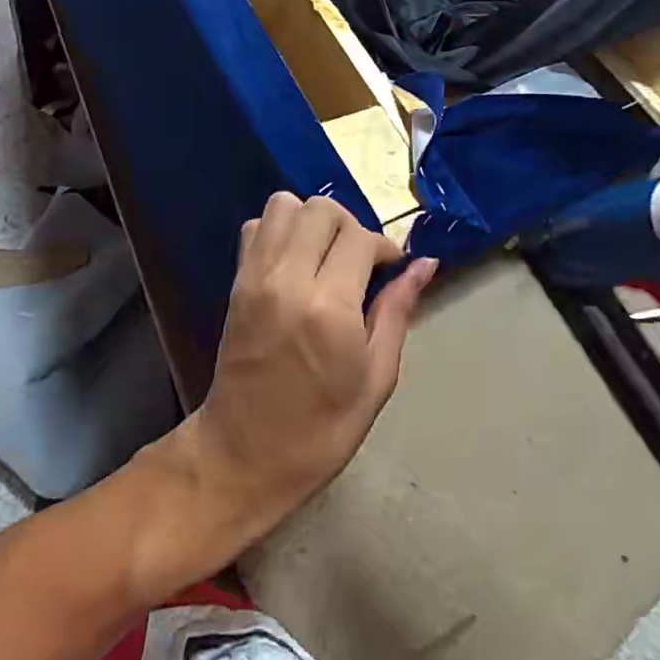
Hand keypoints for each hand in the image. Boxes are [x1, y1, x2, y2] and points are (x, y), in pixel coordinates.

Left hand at [182, 193, 435, 532]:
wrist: (244, 453)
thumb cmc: (321, 429)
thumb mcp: (376, 377)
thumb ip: (397, 310)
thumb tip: (425, 264)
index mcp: (328, 307)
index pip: (359, 238)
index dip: (384, 247)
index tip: (391, 268)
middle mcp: (286, 279)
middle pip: (320, 209)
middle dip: (349, 226)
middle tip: (360, 262)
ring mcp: (254, 276)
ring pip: (283, 205)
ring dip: (312, 220)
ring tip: (328, 256)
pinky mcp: (235, 281)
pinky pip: (257, 227)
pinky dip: (280, 230)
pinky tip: (296, 263)